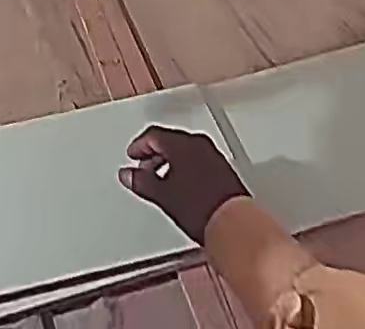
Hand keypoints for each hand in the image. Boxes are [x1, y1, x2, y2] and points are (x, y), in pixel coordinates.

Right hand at [118, 125, 248, 242]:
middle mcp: (199, 145)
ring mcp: (214, 157)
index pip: (153, 135)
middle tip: (145, 168)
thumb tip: (128, 175)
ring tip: (164, 181)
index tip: (133, 155)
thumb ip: (141, 181)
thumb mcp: (162, 195)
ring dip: (171, 162)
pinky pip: (200, 162)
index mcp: (181, 143)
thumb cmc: (203, 208)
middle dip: (154, 154)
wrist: (237, 229)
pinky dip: (187, 169)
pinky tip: (185, 188)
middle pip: (170, 141)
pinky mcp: (226, 172)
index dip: (139, 146)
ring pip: (186, 152)